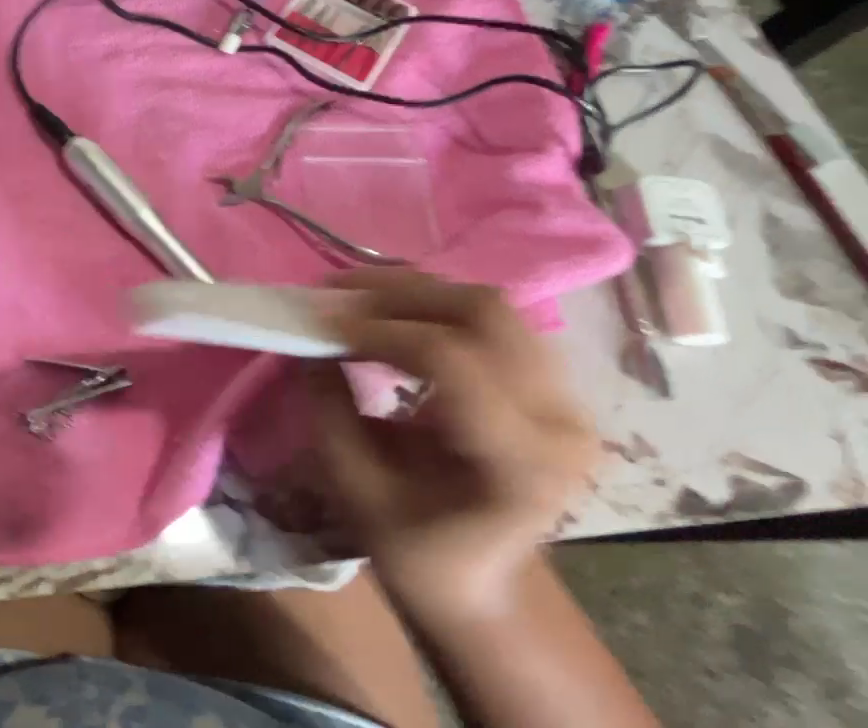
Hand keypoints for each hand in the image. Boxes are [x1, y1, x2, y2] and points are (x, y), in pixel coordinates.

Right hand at [307, 269, 598, 618]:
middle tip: (335, 294)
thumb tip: (309, 342)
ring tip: (356, 295)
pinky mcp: (554, 389)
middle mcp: (559, 422)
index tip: (320, 321)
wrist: (477, 585)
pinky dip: (436, 306)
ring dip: (417, 292)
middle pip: (486, 314)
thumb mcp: (355, 488)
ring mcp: (567, 402)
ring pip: (493, 306)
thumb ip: (331, 410)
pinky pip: (495, 321)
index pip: (452, 360)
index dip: (380, 330)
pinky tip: (391, 313)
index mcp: (517, 463)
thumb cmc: (412, 548)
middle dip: (401, 294)